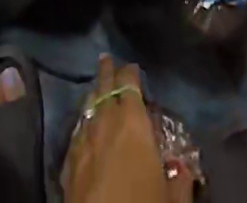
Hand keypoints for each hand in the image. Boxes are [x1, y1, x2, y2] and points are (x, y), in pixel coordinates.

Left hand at [62, 55, 188, 202]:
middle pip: (104, 89)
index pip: (130, 84)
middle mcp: (105, 123)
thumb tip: (180, 168)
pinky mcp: (67, 165)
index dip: (131, 72)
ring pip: (87, 109)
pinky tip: (84, 127)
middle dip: (107, 72)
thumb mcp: (172, 198)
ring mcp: (82, 143)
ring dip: (93, 96)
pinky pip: (76, 134)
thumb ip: (179, 178)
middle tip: (106, 58)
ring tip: (96, 87)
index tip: (133, 66)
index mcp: (133, 123)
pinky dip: (83, 124)